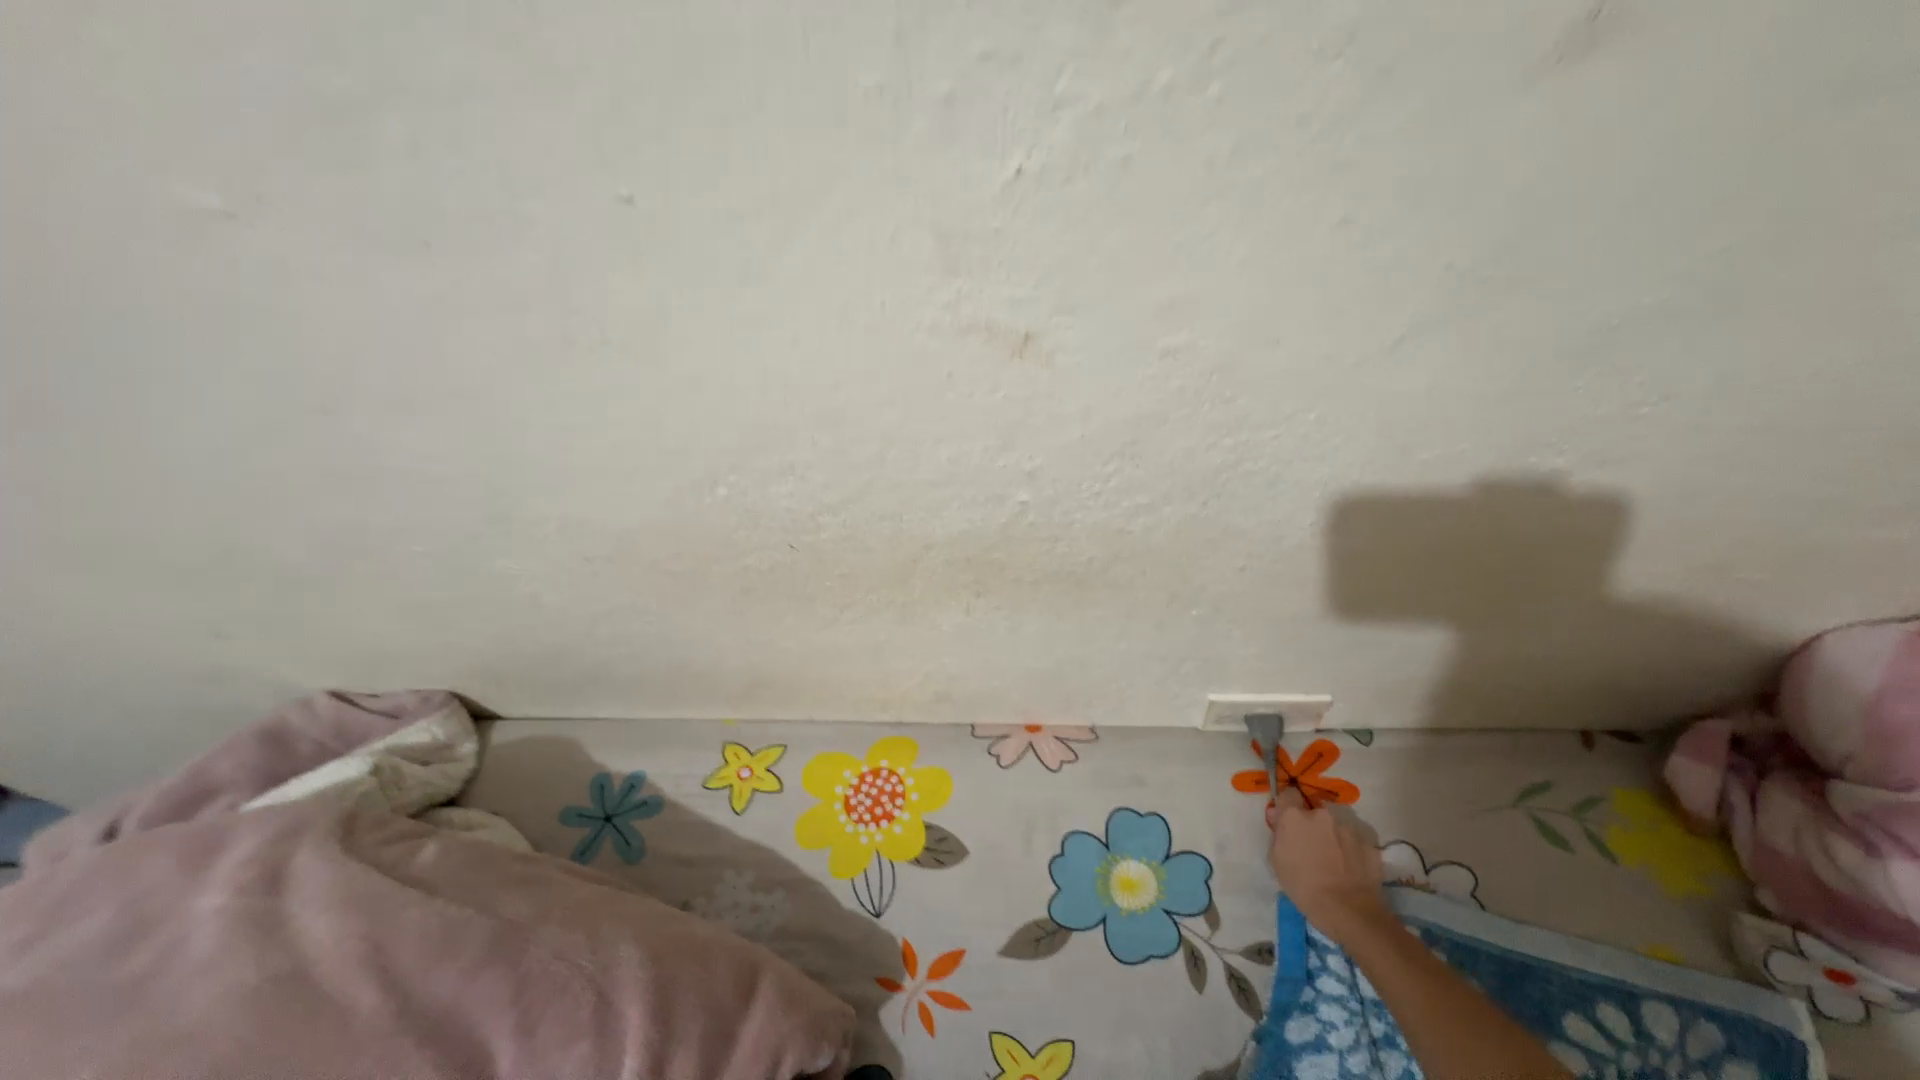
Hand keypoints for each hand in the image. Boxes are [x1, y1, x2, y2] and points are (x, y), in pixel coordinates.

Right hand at [1266, 788, 1393, 946]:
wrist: (1347, 909)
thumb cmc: (1303, 886)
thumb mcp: (1276, 861)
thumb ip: (1278, 834)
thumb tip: (1279, 818)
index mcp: (1295, 816)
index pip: (1288, 794)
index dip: (1287, 806)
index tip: (1288, 820)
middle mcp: (1323, 815)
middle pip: (1314, 811)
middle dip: (1312, 824)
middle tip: (1311, 848)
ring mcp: (1349, 828)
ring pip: (1336, 826)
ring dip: (1332, 837)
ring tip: (1334, 862)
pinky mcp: (1369, 843)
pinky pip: (1354, 841)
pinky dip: (1350, 851)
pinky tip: (1350, 870)